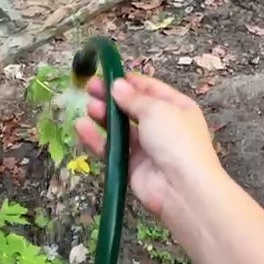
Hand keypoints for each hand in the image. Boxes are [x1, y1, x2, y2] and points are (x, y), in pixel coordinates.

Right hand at [74, 74, 222, 224]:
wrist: (182, 188)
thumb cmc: (176, 141)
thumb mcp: (157, 110)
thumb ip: (134, 98)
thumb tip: (116, 86)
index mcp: (176, 107)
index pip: (150, 89)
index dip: (129, 81)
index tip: (108, 75)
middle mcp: (161, 126)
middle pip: (131, 107)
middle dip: (111, 97)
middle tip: (90, 88)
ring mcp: (146, 147)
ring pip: (120, 128)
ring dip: (103, 116)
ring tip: (88, 106)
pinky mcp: (131, 165)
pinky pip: (111, 149)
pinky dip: (97, 138)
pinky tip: (82, 127)